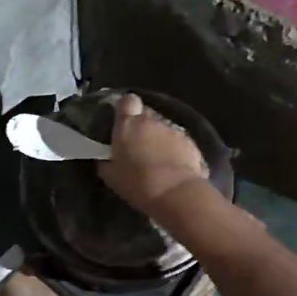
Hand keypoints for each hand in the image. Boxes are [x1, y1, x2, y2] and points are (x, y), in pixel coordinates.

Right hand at [97, 93, 209, 215]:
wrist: (175, 194)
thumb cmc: (137, 183)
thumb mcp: (111, 176)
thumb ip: (107, 161)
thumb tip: (105, 158)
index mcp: (128, 125)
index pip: (127, 101)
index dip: (126, 108)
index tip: (124, 121)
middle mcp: (152, 121)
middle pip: (146, 115)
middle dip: (142, 126)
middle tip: (138, 146)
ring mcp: (173, 131)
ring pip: (163, 129)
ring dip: (159, 140)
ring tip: (158, 160)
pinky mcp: (190, 143)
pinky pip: (179, 142)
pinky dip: (175, 150)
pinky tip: (174, 167)